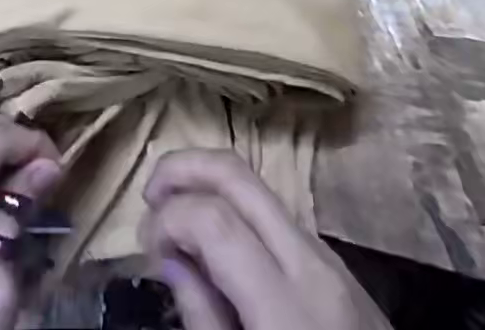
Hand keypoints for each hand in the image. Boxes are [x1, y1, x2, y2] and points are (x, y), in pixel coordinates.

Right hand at [142, 150, 388, 329]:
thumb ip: (203, 317)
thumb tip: (169, 260)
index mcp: (289, 306)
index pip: (213, 219)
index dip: (168, 220)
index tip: (147, 248)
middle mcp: (312, 263)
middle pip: (236, 174)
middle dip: (181, 168)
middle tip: (148, 197)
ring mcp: (330, 257)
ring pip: (256, 184)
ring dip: (205, 182)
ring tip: (174, 214)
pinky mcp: (337, 263)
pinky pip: (274, 212)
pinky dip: (232, 206)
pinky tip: (215, 239)